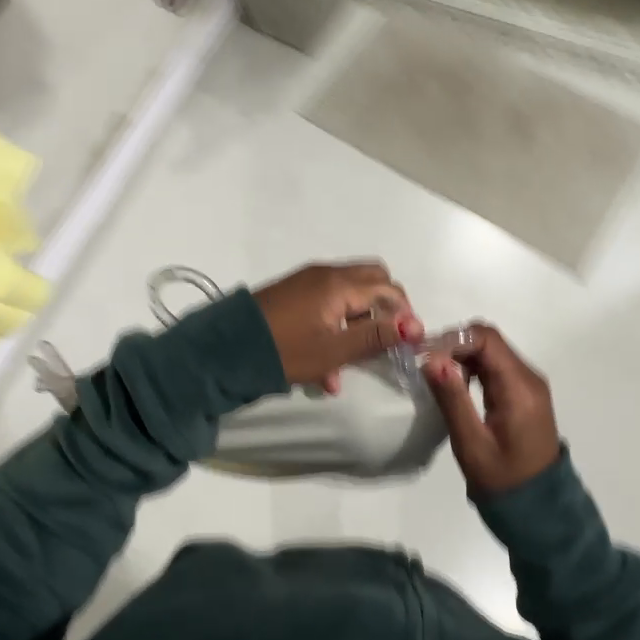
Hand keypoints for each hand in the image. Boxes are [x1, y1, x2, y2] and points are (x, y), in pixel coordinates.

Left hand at [254, 261, 420, 392]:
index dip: (405, 313)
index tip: (409, 343)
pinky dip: (337, 323)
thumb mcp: (333, 351)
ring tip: (350, 366)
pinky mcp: (292, 292)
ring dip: (358, 322)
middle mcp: (326, 273)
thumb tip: (415, 325)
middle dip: (385, 309)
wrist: (224, 350)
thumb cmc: (284, 351)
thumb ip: (375, 337)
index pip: (388, 288)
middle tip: (386, 341)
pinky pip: (328, 301)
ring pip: (349, 292)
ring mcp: (307, 280)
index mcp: (339, 284)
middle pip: (372, 279)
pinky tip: (326, 366)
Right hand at [423, 324, 560, 492]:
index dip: (452, 339)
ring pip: (490, 351)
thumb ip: (452, 399)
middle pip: (487, 340)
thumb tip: (432, 359)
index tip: (424, 355)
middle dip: (454, 345)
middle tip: (425, 366)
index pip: (485, 338)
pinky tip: (455, 386)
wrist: (540, 509)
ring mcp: (528, 384)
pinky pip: (495, 366)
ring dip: (461, 356)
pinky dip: (472, 368)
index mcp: (519, 387)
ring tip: (436, 377)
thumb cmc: (503, 480)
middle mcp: (528, 377)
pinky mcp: (523, 393)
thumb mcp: (471, 444)